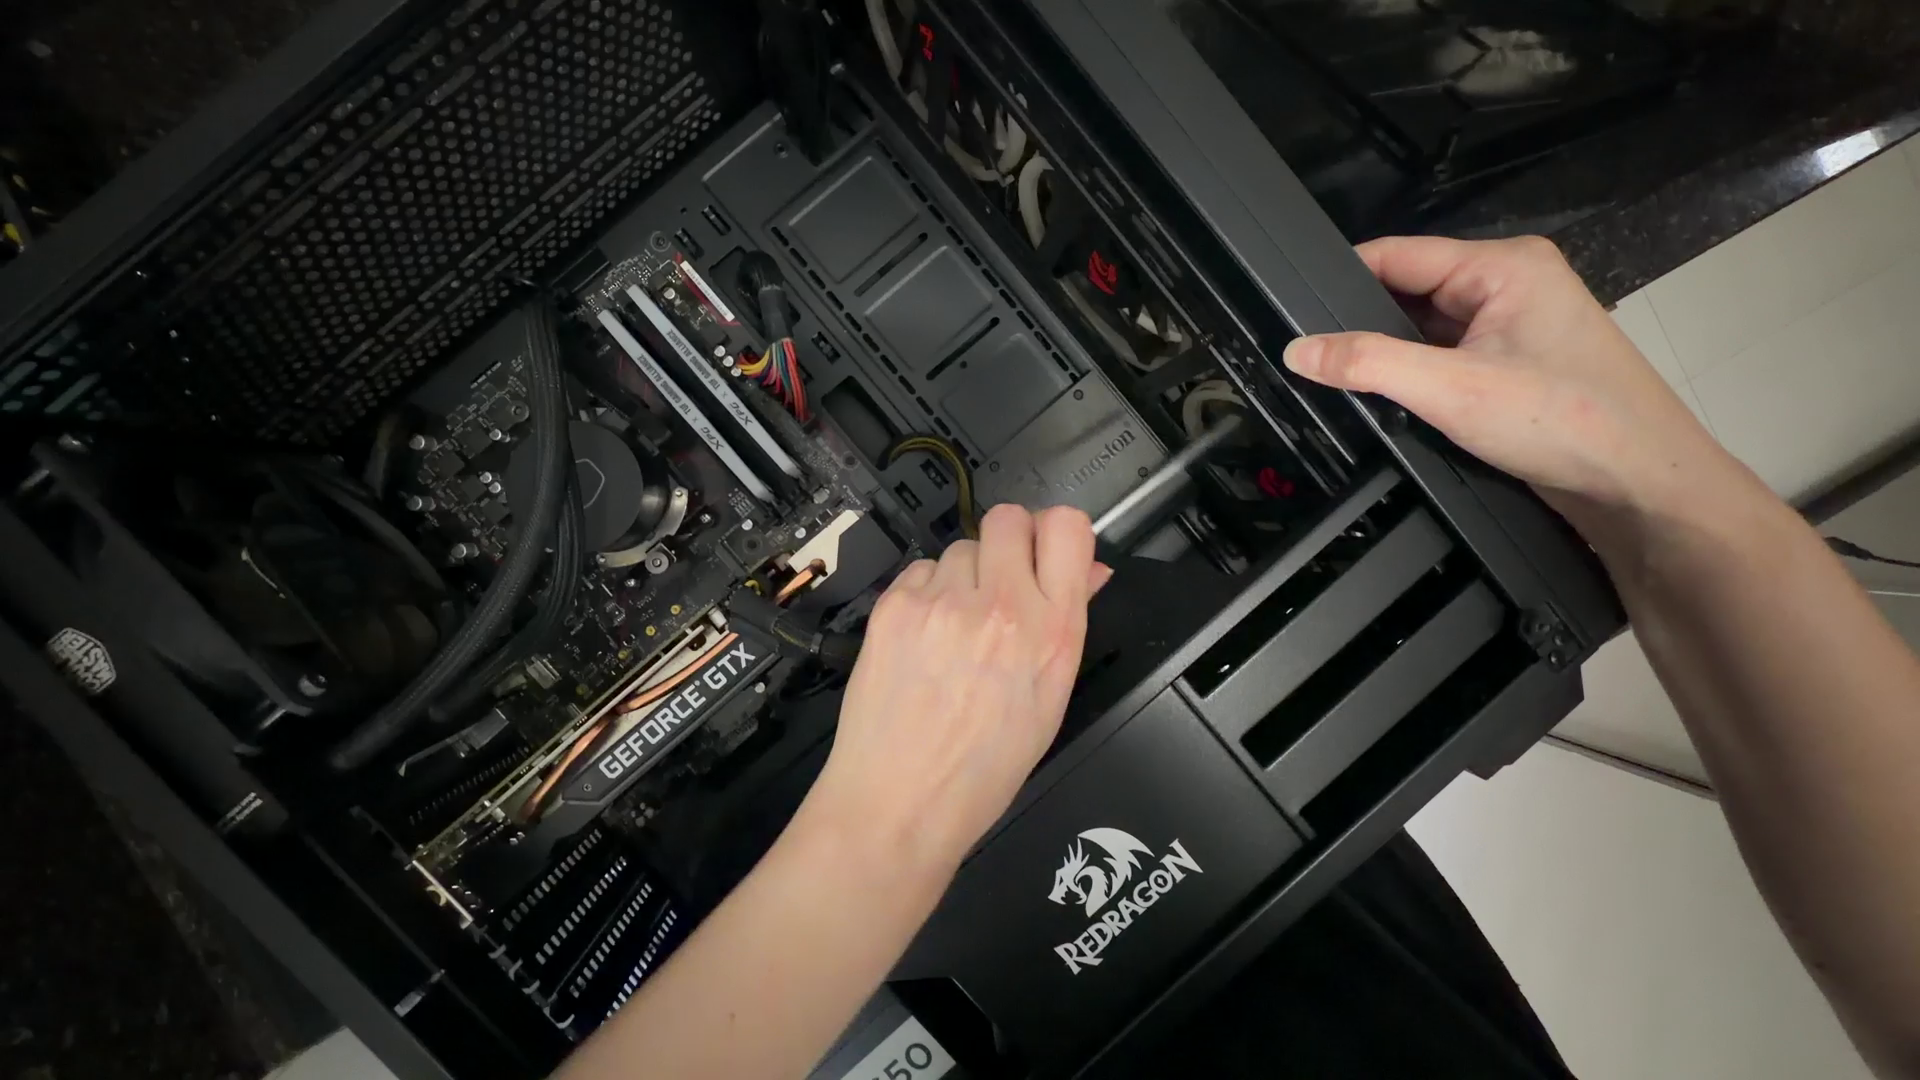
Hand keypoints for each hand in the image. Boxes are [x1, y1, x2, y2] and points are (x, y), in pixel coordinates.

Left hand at [808, 504, 1109, 874]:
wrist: (899, 801)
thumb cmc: (981, 767)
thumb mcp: (1049, 699)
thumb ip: (1068, 622)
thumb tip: (1087, 571)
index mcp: (1053, 632)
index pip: (1067, 527)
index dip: (1056, 531)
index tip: (1046, 547)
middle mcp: (1002, 607)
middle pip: (1009, 518)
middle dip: (1008, 543)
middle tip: (998, 583)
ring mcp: (944, 602)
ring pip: (960, 547)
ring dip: (964, 575)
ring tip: (956, 628)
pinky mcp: (896, 606)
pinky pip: (920, 570)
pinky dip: (926, 592)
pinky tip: (925, 637)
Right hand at [1281, 236, 1763, 556]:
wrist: (1640, 486)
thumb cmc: (1563, 422)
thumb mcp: (1451, 389)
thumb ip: (1367, 364)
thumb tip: (1296, 349)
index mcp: (1503, 266)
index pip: (1396, 255)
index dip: (1339, 281)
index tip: (1289, 315)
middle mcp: (1507, 284)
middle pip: (1405, 291)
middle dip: (1359, 323)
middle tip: (1308, 357)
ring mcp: (1510, 325)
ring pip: (1420, 328)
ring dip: (1384, 353)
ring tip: (1338, 379)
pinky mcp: (1507, 363)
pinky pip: (1439, 356)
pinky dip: (1409, 374)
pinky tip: (1383, 397)